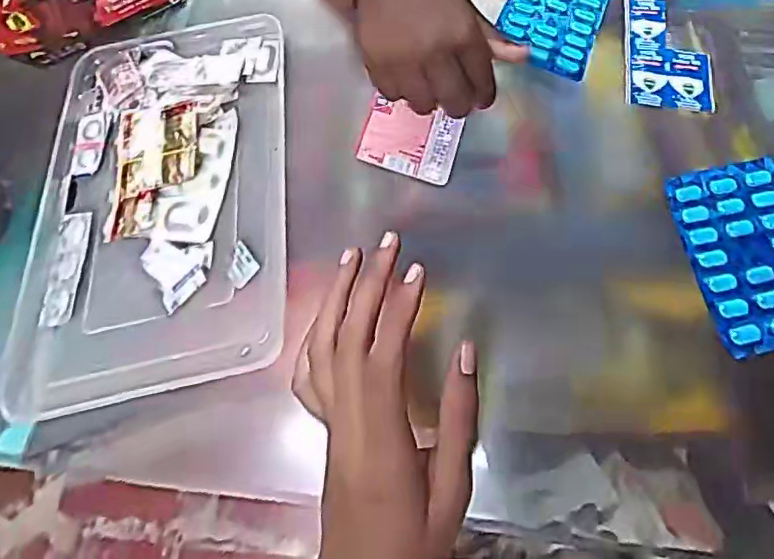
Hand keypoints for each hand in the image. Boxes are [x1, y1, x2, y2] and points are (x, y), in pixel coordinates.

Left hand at [294, 233, 478, 558]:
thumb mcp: (452, 489)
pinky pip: (309, 372)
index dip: (399, 308)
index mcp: (380, 436)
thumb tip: (464, 350)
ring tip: (353, 257)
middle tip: (388, 244)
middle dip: (368, 283)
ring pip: (323, 347)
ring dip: (338, 296)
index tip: (418, 270)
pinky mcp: (322, 427)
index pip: (383, 355)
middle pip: (349, 337)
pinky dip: (317, 332)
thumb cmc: (413, 541)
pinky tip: (329, 311)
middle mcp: (345, 420)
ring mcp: (327, 422)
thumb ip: (458, 418)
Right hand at [353, 0, 528, 117]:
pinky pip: (395, 96)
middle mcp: (436, 53)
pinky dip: (401, 91)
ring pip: (424, 105)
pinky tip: (405, 76)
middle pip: (455, 102)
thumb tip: (524, 55)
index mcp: (463, 36)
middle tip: (455, 97)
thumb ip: (492, 39)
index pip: (483, 83)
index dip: (484, 96)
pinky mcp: (379, 67)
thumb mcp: (466, 11)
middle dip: (460, 104)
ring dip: (429, 99)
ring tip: (428, 85)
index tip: (480, 98)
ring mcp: (406, 63)